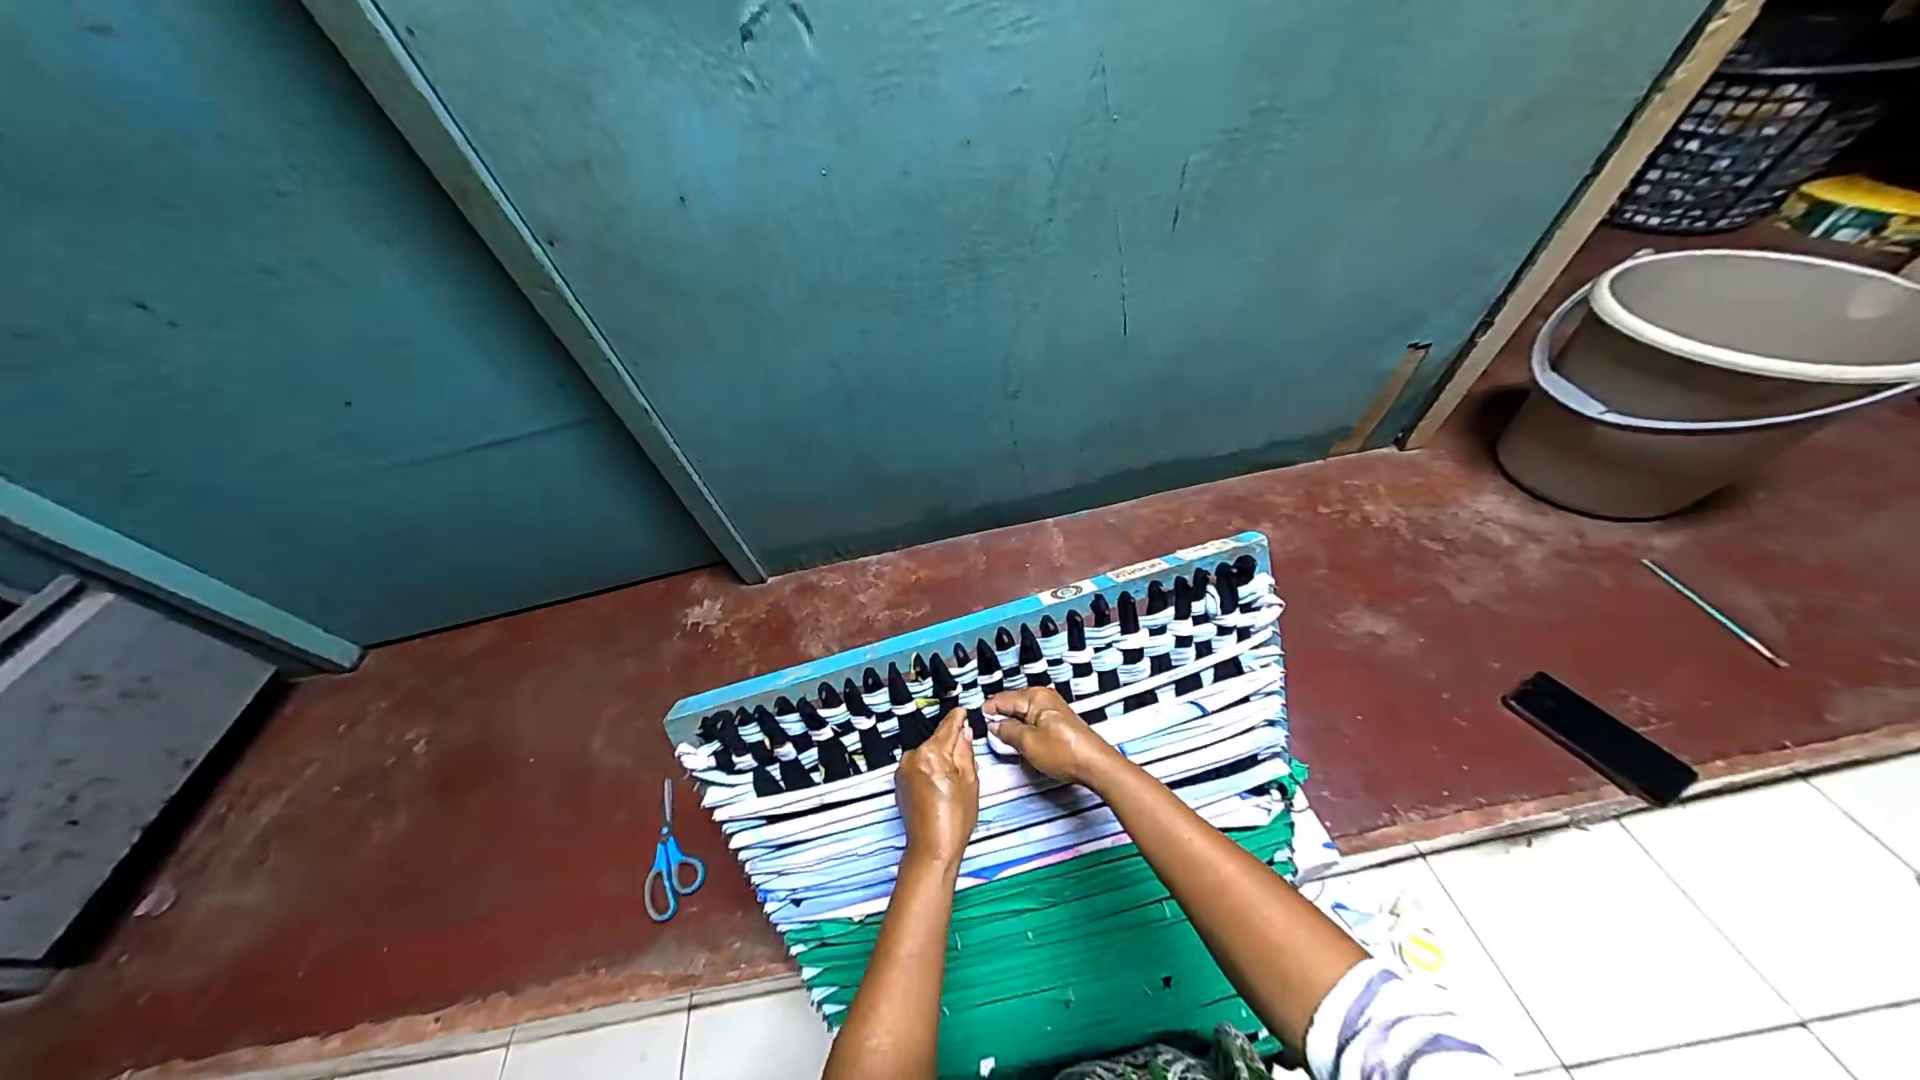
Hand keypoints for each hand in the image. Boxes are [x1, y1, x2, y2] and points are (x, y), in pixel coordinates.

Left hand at [895, 708, 978, 870]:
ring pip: (928, 753)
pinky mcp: (900, 780)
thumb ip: (966, 751)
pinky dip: (930, 769)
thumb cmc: (952, 822)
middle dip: (952, 746)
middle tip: (966, 764)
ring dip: (940, 759)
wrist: (932, 849)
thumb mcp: (970, 782)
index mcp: (932, 753)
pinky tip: (941, 787)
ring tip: (954, 783)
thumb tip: (964, 733)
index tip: (962, 711)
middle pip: (938, 740)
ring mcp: (904, 769)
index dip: (958, 717)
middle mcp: (913, 757)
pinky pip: (919, 765)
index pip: (948, 726)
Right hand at [984, 687, 1122, 785]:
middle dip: (999, 716)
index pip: (1002, 699)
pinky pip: (1032, 719)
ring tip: (1001, 737)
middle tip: (986, 731)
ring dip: (1011, 723)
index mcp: (1035, 696)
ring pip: (1022, 712)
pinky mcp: (1057, 720)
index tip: (977, 720)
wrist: (1095, 764)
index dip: (988, 710)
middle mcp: (1044, 697)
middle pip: (1013, 703)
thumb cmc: (1065, 752)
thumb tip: (994, 725)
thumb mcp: (1028, 743)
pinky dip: (1023, 727)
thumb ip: (1007, 731)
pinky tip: (1020, 738)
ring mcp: (1052, 708)